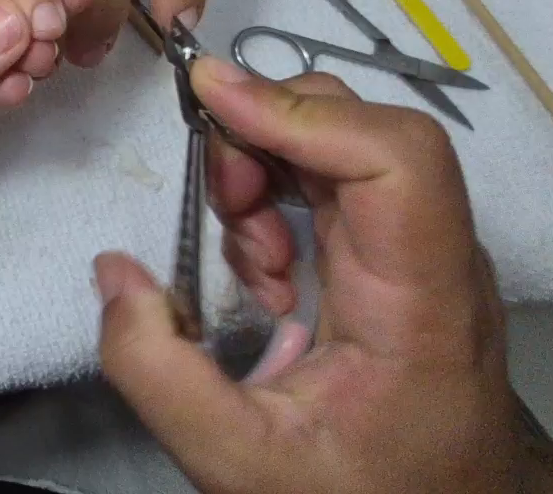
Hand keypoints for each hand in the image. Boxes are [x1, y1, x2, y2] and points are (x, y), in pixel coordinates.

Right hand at [93, 60, 520, 492]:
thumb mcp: (234, 460)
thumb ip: (154, 368)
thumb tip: (115, 268)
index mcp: (419, 310)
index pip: (397, 161)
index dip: (299, 111)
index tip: (208, 95)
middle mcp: (436, 265)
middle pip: (363, 132)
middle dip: (265, 134)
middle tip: (217, 198)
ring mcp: (420, 257)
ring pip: (343, 143)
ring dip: (264, 164)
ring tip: (241, 247)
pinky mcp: (395, 258)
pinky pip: (330, 179)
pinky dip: (273, 193)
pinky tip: (261, 262)